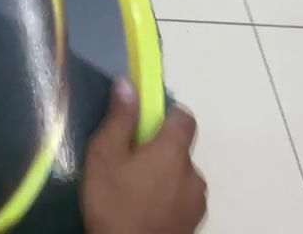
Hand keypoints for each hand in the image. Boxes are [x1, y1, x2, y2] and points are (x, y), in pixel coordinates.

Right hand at [82, 80, 207, 233]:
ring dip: (162, 170)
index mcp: (173, 152)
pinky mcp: (194, 222)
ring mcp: (197, 201)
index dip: (165, 110)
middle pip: (178, 147)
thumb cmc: (113, 199)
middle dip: (155, 145)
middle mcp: (194, 174)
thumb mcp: (106, 153)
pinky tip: (143, 202)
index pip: (184, 118)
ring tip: (132, 182)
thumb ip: (120, 118)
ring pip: (180, 172)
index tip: (141, 115)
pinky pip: (181, 193)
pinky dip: (166, 191)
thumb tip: (129, 83)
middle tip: (125, 155)